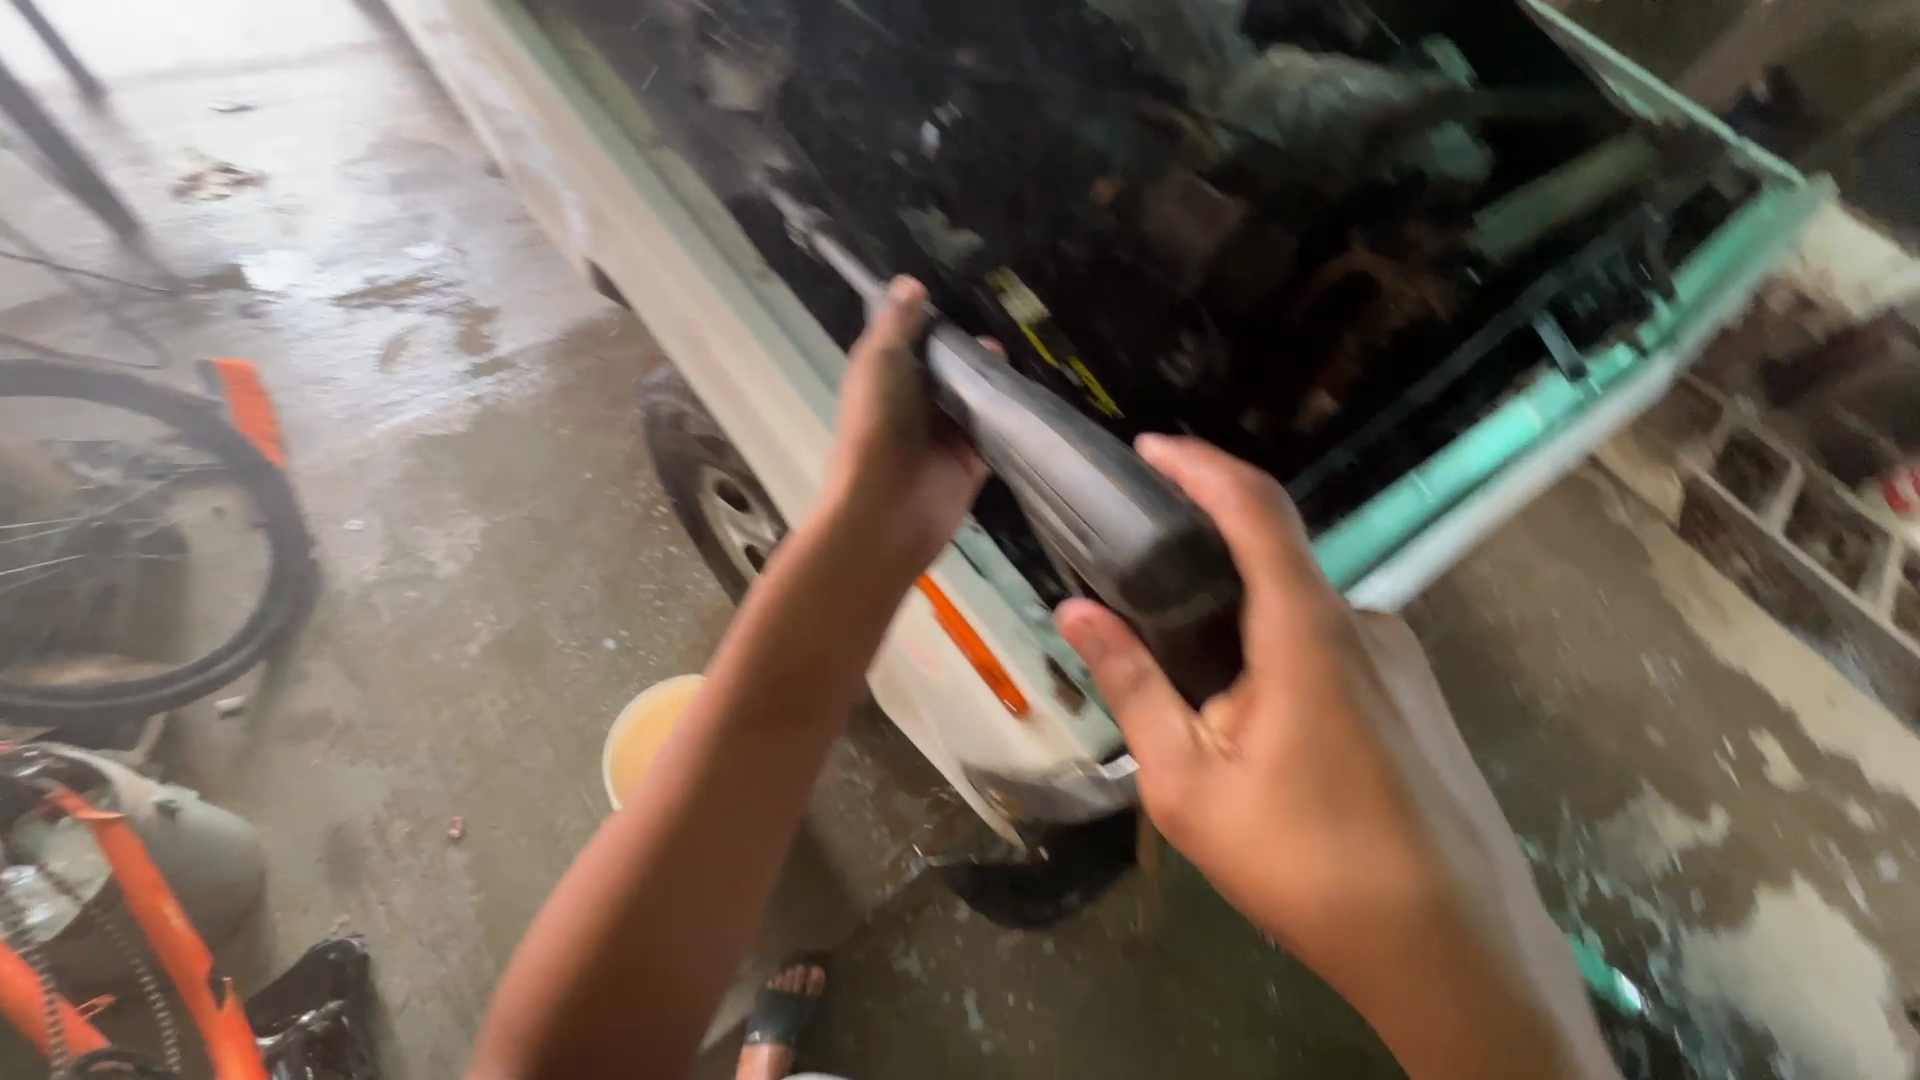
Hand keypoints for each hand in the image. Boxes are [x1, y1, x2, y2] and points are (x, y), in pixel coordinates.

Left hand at [823, 277, 987, 574]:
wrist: (889, 505)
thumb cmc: (875, 425)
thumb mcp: (879, 361)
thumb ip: (897, 323)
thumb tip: (912, 283)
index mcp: (885, 381)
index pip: (912, 346)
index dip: (931, 325)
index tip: (959, 301)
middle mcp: (915, 407)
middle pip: (948, 372)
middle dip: (969, 353)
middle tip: (992, 341)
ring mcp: (944, 437)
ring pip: (974, 400)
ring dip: (990, 382)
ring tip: (1009, 361)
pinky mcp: (972, 463)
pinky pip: (993, 433)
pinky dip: (1006, 418)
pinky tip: (1023, 396)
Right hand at [1056, 435, 1617, 1078]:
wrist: (1455, 956)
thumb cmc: (1307, 866)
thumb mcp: (1189, 784)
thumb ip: (1134, 686)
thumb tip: (1075, 610)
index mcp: (1308, 634)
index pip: (1256, 509)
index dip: (1200, 465)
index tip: (1148, 449)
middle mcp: (1364, 626)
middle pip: (1271, 562)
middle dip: (1202, 576)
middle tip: (1148, 627)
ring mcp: (1401, 661)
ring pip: (1299, 616)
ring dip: (1242, 639)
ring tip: (1204, 715)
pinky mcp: (1418, 697)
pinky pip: (1333, 650)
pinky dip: (1281, 663)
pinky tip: (1265, 741)